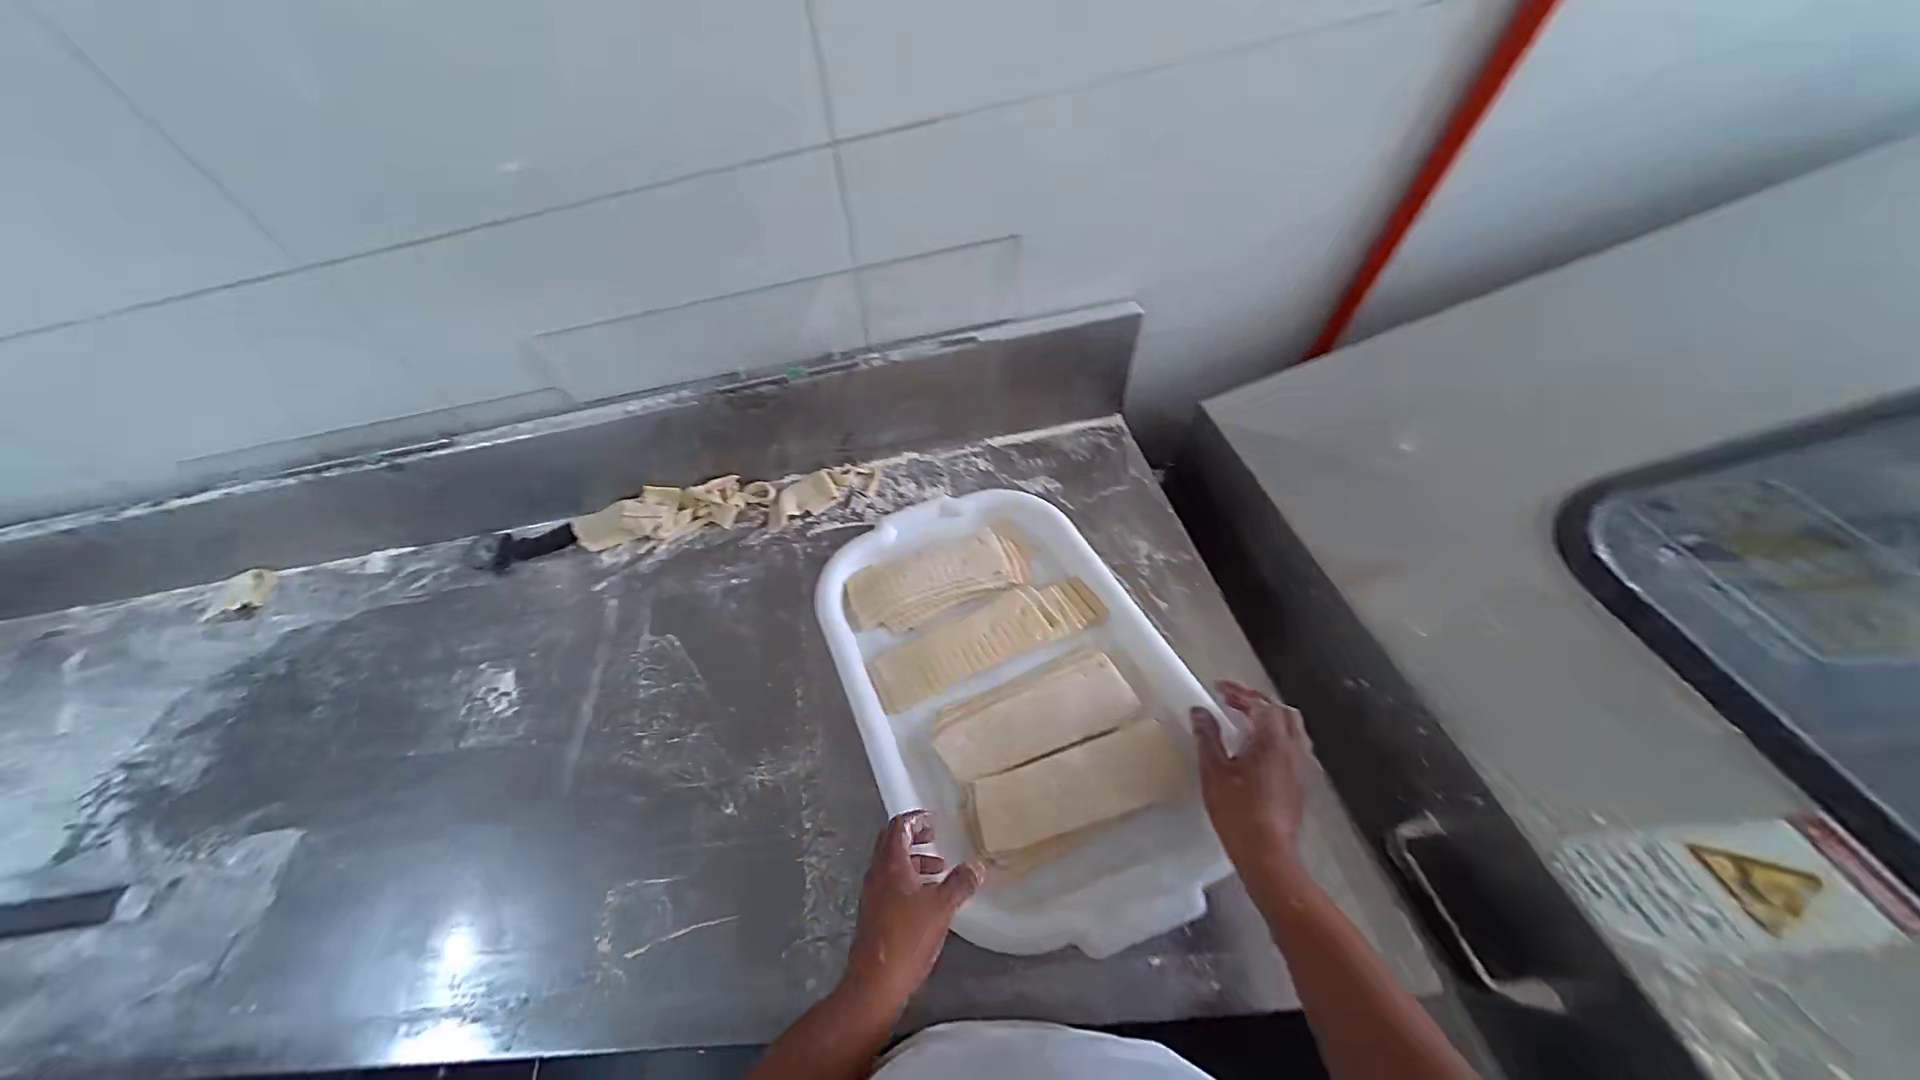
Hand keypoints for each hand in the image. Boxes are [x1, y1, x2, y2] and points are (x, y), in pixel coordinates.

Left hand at [841, 811, 981, 1010]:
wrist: (875, 983)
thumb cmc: (907, 937)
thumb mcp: (941, 907)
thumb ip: (960, 883)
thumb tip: (977, 866)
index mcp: (890, 863)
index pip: (898, 826)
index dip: (917, 819)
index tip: (935, 822)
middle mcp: (877, 874)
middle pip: (891, 842)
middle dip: (915, 837)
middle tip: (936, 838)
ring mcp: (872, 894)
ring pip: (892, 865)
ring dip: (914, 860)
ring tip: (939, 870)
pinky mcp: (873, 914)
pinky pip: (891, 884)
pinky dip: (909, 880)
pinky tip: (928, 898)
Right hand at [1191, 680, 1311, 870]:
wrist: (1268, 854)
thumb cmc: (1238, 811)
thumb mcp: (1214, 771)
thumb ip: (1208, 737)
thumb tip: (1200, 712)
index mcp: (1273, 741)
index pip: (1260, 704)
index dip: (1239, 692)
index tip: (1219, 688)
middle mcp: (1295, 749)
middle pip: (1282, 712)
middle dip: (1257, 702)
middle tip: (1231, 702)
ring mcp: (1305, 767)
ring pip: (1293, 729)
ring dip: (1270, 719)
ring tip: (1244, 722)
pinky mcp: (1305, 784)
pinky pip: (1296, 747)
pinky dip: (1278, 737)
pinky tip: (1259, 750)